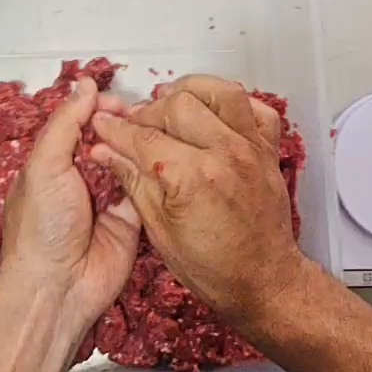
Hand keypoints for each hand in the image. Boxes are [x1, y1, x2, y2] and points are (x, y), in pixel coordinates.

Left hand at [0, 76, 141, 344]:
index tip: (119, 103)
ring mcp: (108, 198)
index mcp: (54, 162)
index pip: (81, 123)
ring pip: (131, 161)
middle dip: (126, 126)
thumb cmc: (41, 227)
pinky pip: (147, 189)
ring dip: (142, 148)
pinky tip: (167, 160)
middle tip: (145, 117)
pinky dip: (154, 175)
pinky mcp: (132, 218)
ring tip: (160, 134)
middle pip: (110, 139)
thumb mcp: (45, 166)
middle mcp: (82, 177)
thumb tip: (84, 85)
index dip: (101, 110)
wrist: (58, 288)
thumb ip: (66, 123)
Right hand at [91, 75, 305, 323]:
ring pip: (221, 92)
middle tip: (136, 124)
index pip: (144, 138)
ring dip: (192, 91)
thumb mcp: (159, 230)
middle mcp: (226, 153)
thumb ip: (133, 182)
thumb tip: (104, 151)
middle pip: (179, 104)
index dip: (116, 130)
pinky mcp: (269, 150)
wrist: (263, 280)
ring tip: (171, 104)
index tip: (102, 125)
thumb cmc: (211, 267)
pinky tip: (213, 114)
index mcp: (193, 177)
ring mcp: (252, 148)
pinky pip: (257, 108)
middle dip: (149, 110)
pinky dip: (234, 103)